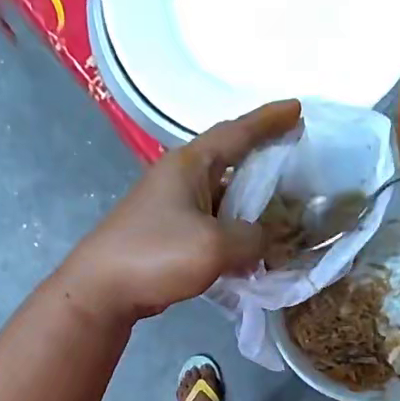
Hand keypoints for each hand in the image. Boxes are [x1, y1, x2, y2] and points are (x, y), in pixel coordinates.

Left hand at [58, 100, 302, 322]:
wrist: (101, 291)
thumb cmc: (155, 255)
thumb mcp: (215, 245)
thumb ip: (251, 238)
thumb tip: (262, 241)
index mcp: (189, 165)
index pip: (236, 132)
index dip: (269, 120)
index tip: (297, 109)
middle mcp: (178, 180)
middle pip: (230, 165)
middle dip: (264, 166)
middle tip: (298, 170)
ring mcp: (170, 210)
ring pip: (221, 202)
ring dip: (250, 210)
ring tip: (283, 218)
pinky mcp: (166, 239)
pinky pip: (210, 229)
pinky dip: (232, 237)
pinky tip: (250, 254)